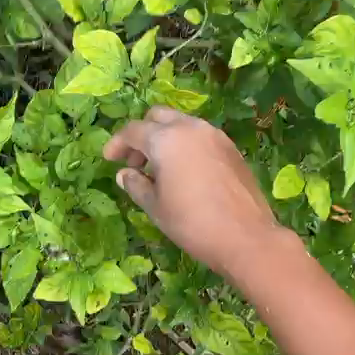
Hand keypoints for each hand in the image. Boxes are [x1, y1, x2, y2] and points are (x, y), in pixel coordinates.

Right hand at [103, 106, 290, 281]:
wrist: (245, 236)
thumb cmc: (192, 223)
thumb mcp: (156, 208)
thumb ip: (137, 185)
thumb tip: (125, 174)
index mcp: (166, 139)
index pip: (133, 131)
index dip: (117, 144)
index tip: (109, 159)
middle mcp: (190, 128)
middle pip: (158, 118)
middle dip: (141, 135)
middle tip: (134, 163)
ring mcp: (214, 135)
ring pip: (181, 124)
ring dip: (164, 139)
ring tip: (159, 170)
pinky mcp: (231, 148)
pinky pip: (200, 137)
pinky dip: (185, 146)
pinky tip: (184, 173)